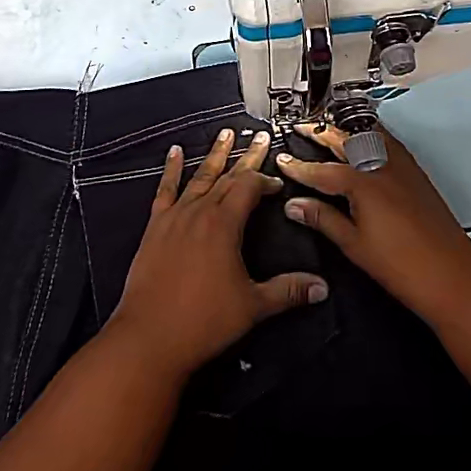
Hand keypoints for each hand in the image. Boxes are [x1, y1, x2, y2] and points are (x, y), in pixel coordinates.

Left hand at [104, 128, 329, 380]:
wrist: (149, 337)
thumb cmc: (203, 321)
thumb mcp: (252, 306)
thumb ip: (287, 291)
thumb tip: (321, 287)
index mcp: (224, 224)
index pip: (250, 188)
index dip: (266, 182)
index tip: (278, 184)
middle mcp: (200, 212)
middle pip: (228, 176)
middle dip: (247, 157)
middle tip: (261, 138)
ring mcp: (175, 217)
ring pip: (199, 176)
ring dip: (215, 155)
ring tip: (226, 133)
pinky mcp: (155, 227)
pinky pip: (165, 189)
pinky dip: (170, 169)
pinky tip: (174, 153)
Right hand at [276, 124, 470, 321]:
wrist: (451, 275)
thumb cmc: (407, 266)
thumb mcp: (353, 245)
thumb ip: (322, 219)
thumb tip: (297, 206)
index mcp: (361, 182)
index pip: (320, 169)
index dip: (298, 166)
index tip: (284, 161)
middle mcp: (381, 165)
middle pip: (343, 140)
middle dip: (318, 133)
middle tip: (300, 129)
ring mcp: (401, 165)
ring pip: (366, 134)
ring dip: (345, 128)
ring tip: (328, 128)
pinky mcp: (415, 171)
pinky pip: (386, 141)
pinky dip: (369, 134)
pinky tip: (366, 141)